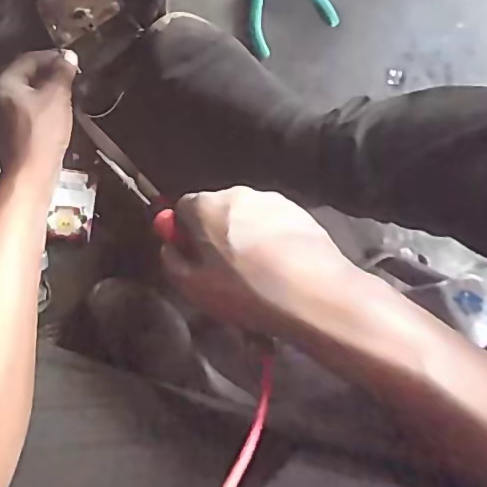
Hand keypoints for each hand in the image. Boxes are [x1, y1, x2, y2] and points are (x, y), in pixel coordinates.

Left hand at [0, 49, 76, 174]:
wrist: (30, 173)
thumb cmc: (42, 133)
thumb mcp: (57, 97)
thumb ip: (62, 72)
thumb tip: (68, 57)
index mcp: (3, 84)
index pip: (28, 59)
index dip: (52, 56)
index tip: (71, 60)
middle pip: (25, 76)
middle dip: (49, 73)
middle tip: (71, 75)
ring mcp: (1, 116)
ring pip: (27, 94)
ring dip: (47, 91)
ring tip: (68, 92)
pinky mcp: (10, 132)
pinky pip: (27, 111)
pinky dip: (42, 107)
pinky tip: (58, 112)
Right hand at [160, 187, 366, 337]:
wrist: (315, 294)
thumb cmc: (246, 290)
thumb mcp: (193, 287)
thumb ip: (172, 260)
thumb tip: (171, 245)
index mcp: (206, 204)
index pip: (182, 207)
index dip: (184, 233)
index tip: (192, 258)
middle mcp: (238, 192)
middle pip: (217, 211)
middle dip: (217, 236)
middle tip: (225, 273)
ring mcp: (273, 201)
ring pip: (248, 220)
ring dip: (246, 240)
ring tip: (258, 277)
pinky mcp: (302, 213)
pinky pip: (275, 227)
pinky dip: (273, 244)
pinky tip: (281, 273)